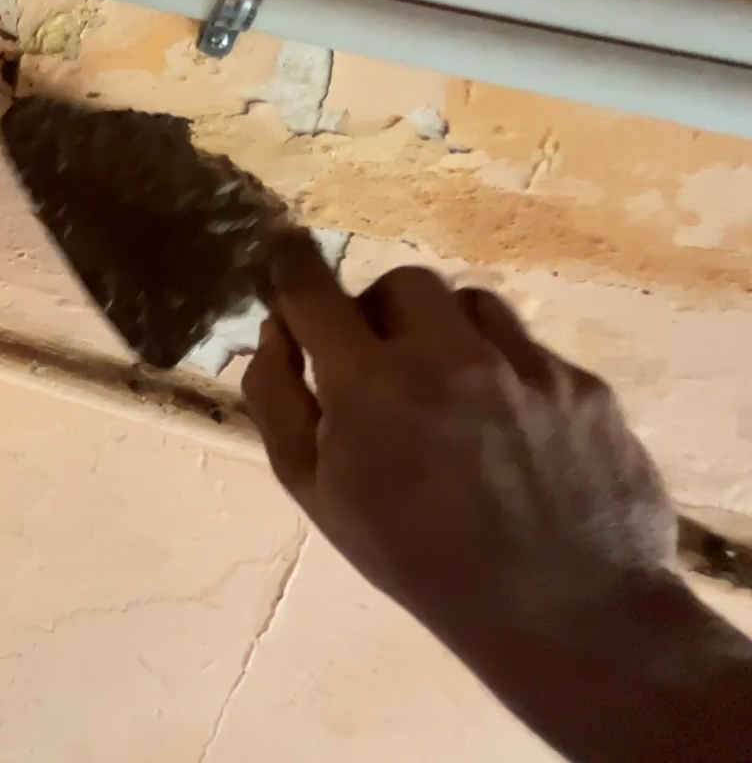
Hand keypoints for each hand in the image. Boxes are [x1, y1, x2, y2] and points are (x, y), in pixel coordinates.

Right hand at [242, 237, 676, 643]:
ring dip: (440, 329)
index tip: (284, 244)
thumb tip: (272, 332)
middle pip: (401, 283)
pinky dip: (497, 367)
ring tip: (443, 383)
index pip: (313, 293)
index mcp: (368, 383)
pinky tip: (500, 424)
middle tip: (375, 355)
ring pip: (470, 303)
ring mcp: (527, 370)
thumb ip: (273, 397)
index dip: (291, 261)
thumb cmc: (407, 550)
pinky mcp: (587, 390)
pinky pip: (526, 348)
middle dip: (375, 308)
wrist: (565, 616)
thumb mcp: (307, 483)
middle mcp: (448, 359)